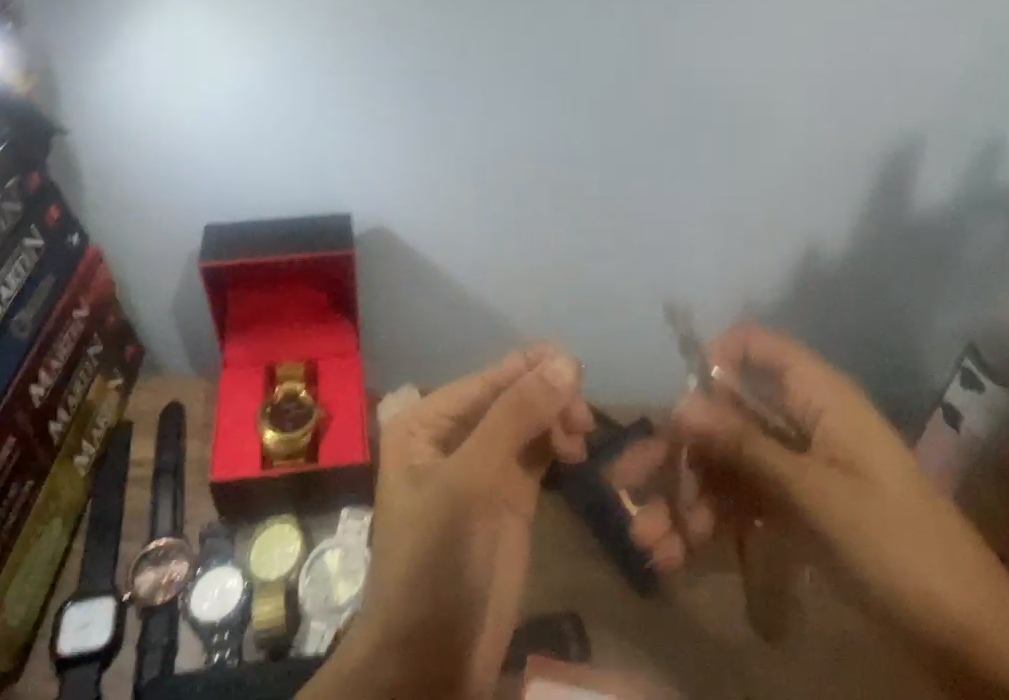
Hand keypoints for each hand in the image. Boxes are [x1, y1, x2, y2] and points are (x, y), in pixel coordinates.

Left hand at [301, 346, 593, 699]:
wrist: (432, 650)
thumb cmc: (436, 557)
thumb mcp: (470, 480)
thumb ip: (515, 417)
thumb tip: (565, 359)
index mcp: (425, 423)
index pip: (486, 379)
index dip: (531, 369)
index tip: (580, 368)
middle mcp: (452, 437)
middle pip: (510, 397)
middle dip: (548, 398)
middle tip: (583, 421)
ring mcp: (482, 468)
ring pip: (529, 423)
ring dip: (558, 420)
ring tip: (582, 440)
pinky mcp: (509, 497)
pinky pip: (539, 454)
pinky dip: (561, 446)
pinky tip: (580, 452)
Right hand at [669, 323, 1008, 699]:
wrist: (968, 640)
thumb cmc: (896, 547)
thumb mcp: (815, 494)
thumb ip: (745, 446)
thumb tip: (679, 400)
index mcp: (822, 401)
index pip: (760, 350)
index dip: (712, 360)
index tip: (670, 402)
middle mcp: (805, 426)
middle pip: (727, 418)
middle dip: (676, 452)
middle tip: (624, 485)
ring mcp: (800, 473)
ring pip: (727, 468)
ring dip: (684, 501)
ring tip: (647, 546)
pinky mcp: (799, 515)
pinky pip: (742, 506)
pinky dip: (710, 528)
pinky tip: (675, 557)